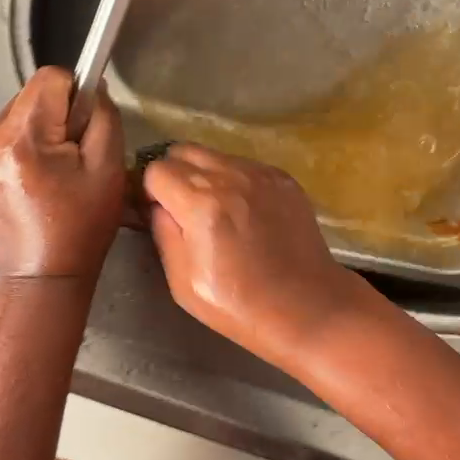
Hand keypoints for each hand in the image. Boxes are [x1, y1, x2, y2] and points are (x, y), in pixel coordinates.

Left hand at [0, 67, 125, 278]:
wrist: (41, 275)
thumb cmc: (81, 226)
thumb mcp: (107, 168)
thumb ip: (103, 118)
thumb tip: (93, 87)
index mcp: (24, 138)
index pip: (50, 78)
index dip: (77, 92)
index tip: (87, 126)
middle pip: (33, 93)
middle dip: (60, 112)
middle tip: (75, 153)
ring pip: (20, 111)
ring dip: (44, 126)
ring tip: (58, 168)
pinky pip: (8, 133)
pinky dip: (28, 142)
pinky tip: (40, 176)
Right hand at [142, 145, 380, 365]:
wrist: (307, 307)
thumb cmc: (239, 305)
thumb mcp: (183, 282)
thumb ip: (163, 233)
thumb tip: (156, 206)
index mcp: (201, 204)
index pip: (157, 170)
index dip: (152, 192)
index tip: (161, 213)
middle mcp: (230, 177)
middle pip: (182, 151)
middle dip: (174, 175)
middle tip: (184, 209)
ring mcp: (260, 174)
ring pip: (214, 155)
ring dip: (205, 175)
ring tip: (217, 212)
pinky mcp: (282, 178)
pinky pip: (243, 165)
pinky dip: (234, 180)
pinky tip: (245, 213)